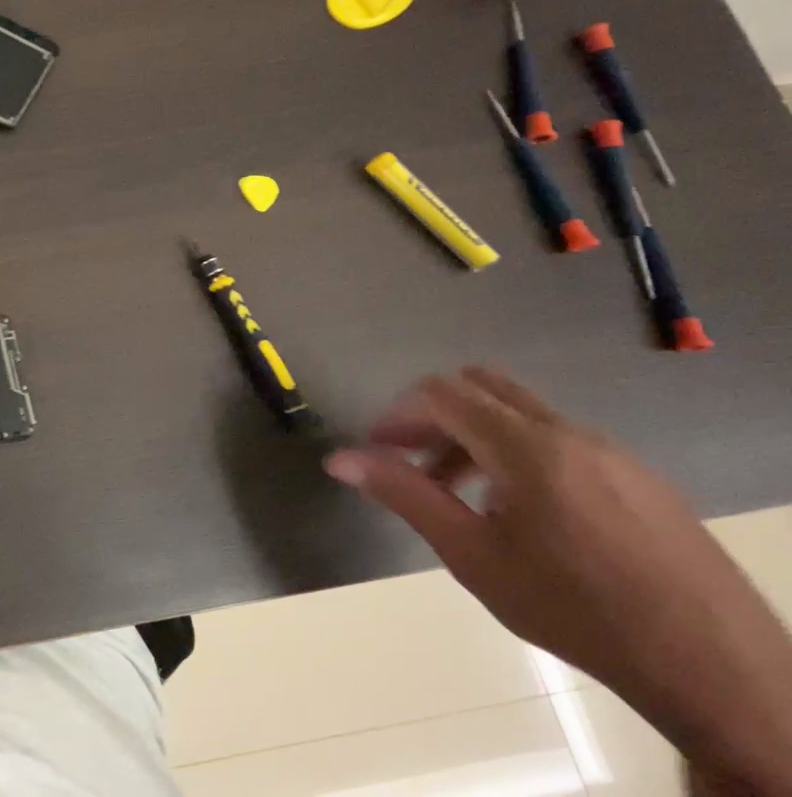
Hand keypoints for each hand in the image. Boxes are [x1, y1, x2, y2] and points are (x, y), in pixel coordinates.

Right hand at [325, 367, 791, 790]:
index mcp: (528, 448)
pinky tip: (523, 514)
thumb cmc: (573, 609)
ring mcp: (615, 453)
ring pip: (523, 413)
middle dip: (434, 415)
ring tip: (462, 496)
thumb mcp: (471, 555)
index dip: (397, 413)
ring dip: (475, 436)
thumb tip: (340, 457)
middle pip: (483, 387)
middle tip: (412, 461)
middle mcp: (572, 434)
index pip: (443, 393)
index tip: (376, 451)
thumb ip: (405, 494)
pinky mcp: (642, 478)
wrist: (713, 665)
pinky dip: (520, 453)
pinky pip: (562, 440)